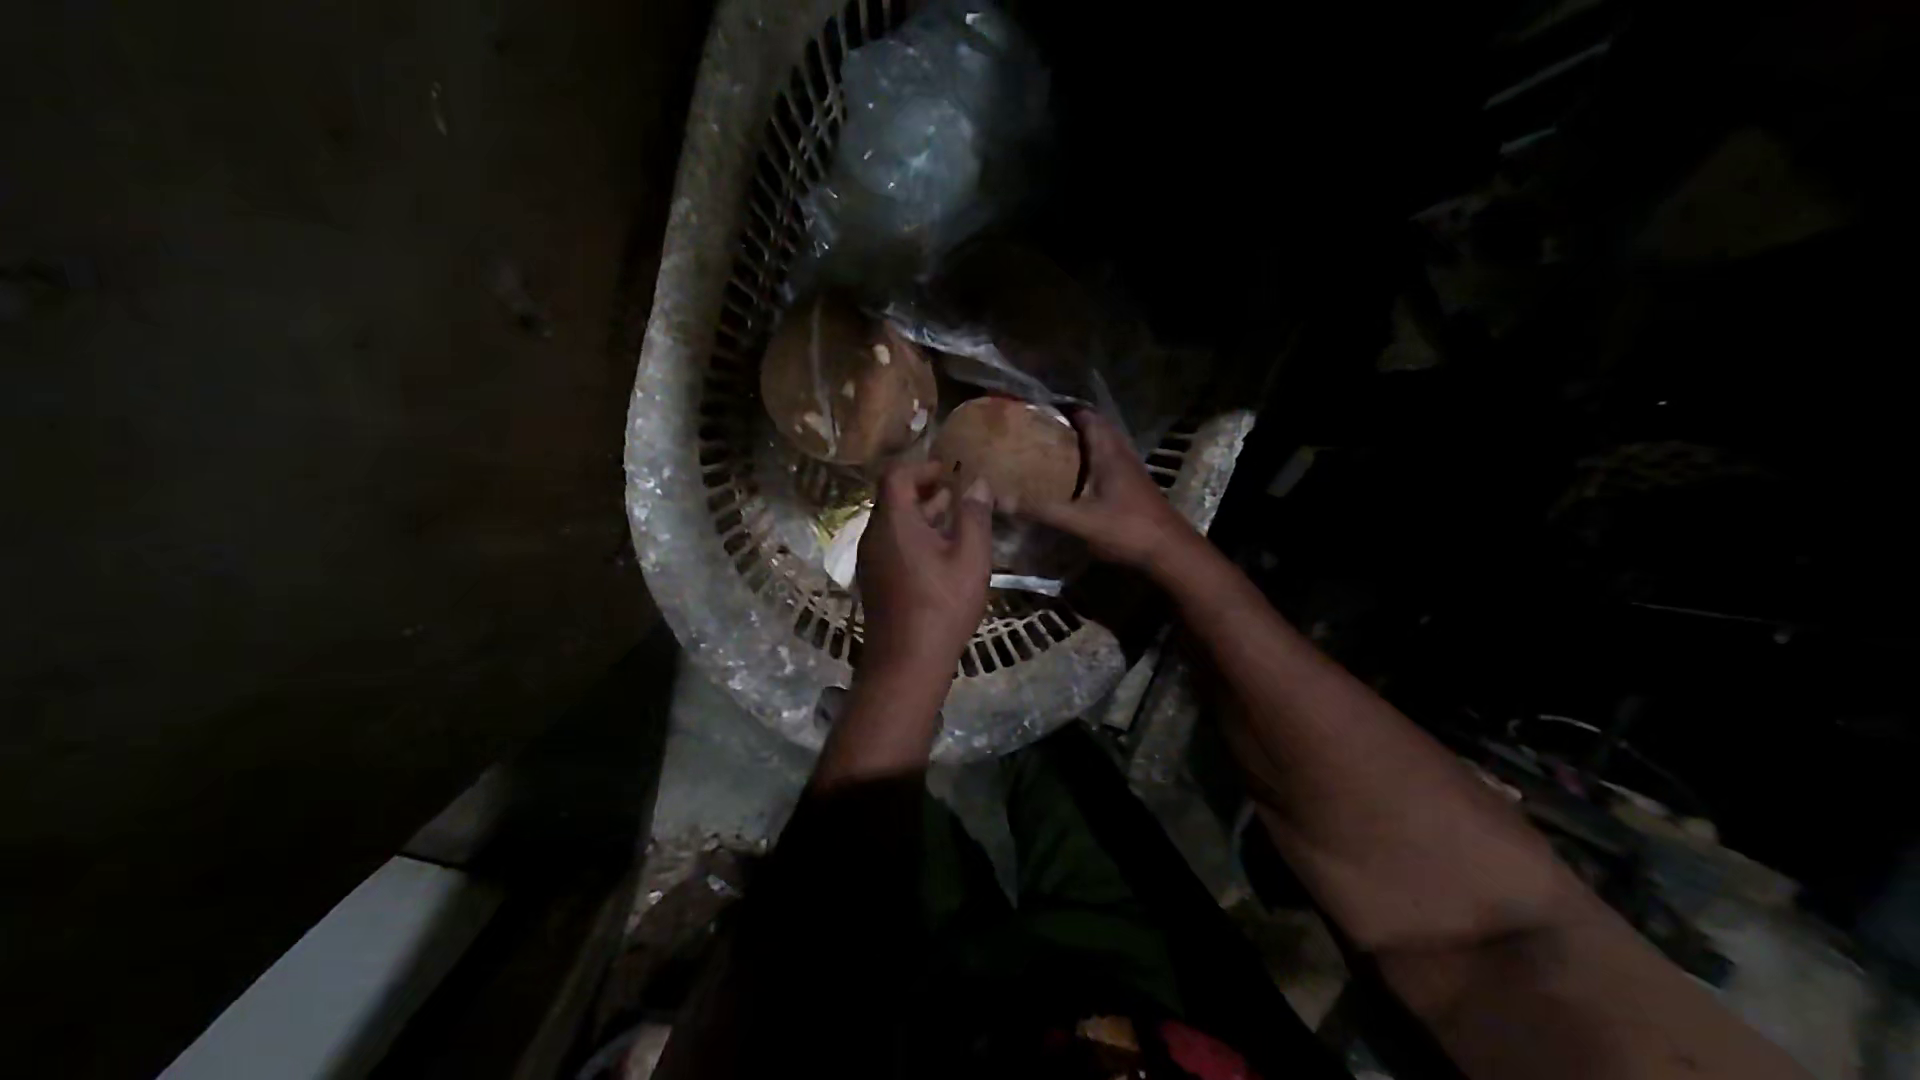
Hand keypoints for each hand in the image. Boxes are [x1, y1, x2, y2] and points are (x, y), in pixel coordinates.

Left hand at [855, 460, 993, 682]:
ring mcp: (870, 560)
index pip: (896, 475)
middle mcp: (874, 536)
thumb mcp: (970, 558)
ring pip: (892, 524)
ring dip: (921, 515)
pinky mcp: (874, 580)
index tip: (949, 472)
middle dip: (924, 490)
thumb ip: (974, 516)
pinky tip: (940, 554)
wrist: (906, 662)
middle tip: (955, 493)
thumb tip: (978, 484)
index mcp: (893, 523)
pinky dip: (913, 537)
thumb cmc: (942, 605)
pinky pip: (891, 545)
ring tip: (953, 518)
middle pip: (892, 498)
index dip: (922, 466)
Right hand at [1025, 410, 1197, 572]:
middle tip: (1037, 430)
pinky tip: (1071, 477)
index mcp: (1108, 452)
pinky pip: (1105, 461)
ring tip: (1049, 449)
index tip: (1036, 410)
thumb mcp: (1080, 520)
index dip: (1063, 409)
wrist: (1169, 550)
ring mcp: (1129, 470)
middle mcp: (1120, 453)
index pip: (1087, 416)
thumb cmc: (1127, 528)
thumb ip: (1043, 510)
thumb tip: (1003, 501)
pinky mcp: (1132, 485)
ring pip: (1101, 445)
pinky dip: (1088, 461)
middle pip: (1094, 428)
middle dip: (1067, 425)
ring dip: (1079, 443)